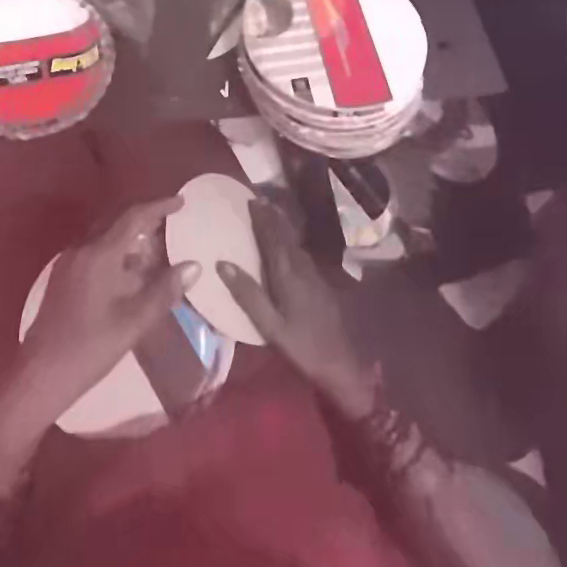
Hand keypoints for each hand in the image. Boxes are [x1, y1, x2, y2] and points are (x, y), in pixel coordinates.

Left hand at [0, 197, 197, 493]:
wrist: (42, 373)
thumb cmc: (91, 348)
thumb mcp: (134, 321)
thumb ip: (164, 290)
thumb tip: (193, 265)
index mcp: (98, 254)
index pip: (132, 217)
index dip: (158, 206)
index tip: (181, 202)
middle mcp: (81, 249)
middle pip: (115, 220)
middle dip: (144, 216)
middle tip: (172, 220)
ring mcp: (69, 262)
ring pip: (104, 235)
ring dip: (129, 234)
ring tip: (158, 244)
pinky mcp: (64, 276)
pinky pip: (94, 250)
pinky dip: (116, 250)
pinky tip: (132, 269)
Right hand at [218, 199, 378, 418]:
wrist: (343, 366)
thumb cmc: (302, 347)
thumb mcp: (269, 325)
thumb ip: (247, 294)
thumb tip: (222, 263)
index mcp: (288, 276)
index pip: (273, 239)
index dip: (263, 220)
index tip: (251, 201)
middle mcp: (303, 270)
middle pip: (287, 237)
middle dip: (274, 218)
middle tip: (260, 201)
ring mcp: (316, 277)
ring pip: (297, 245)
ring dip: (284, 228)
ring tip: (271, 217)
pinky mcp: (322, 287)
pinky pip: (303, 255)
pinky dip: (292, 243)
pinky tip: (289, 248)